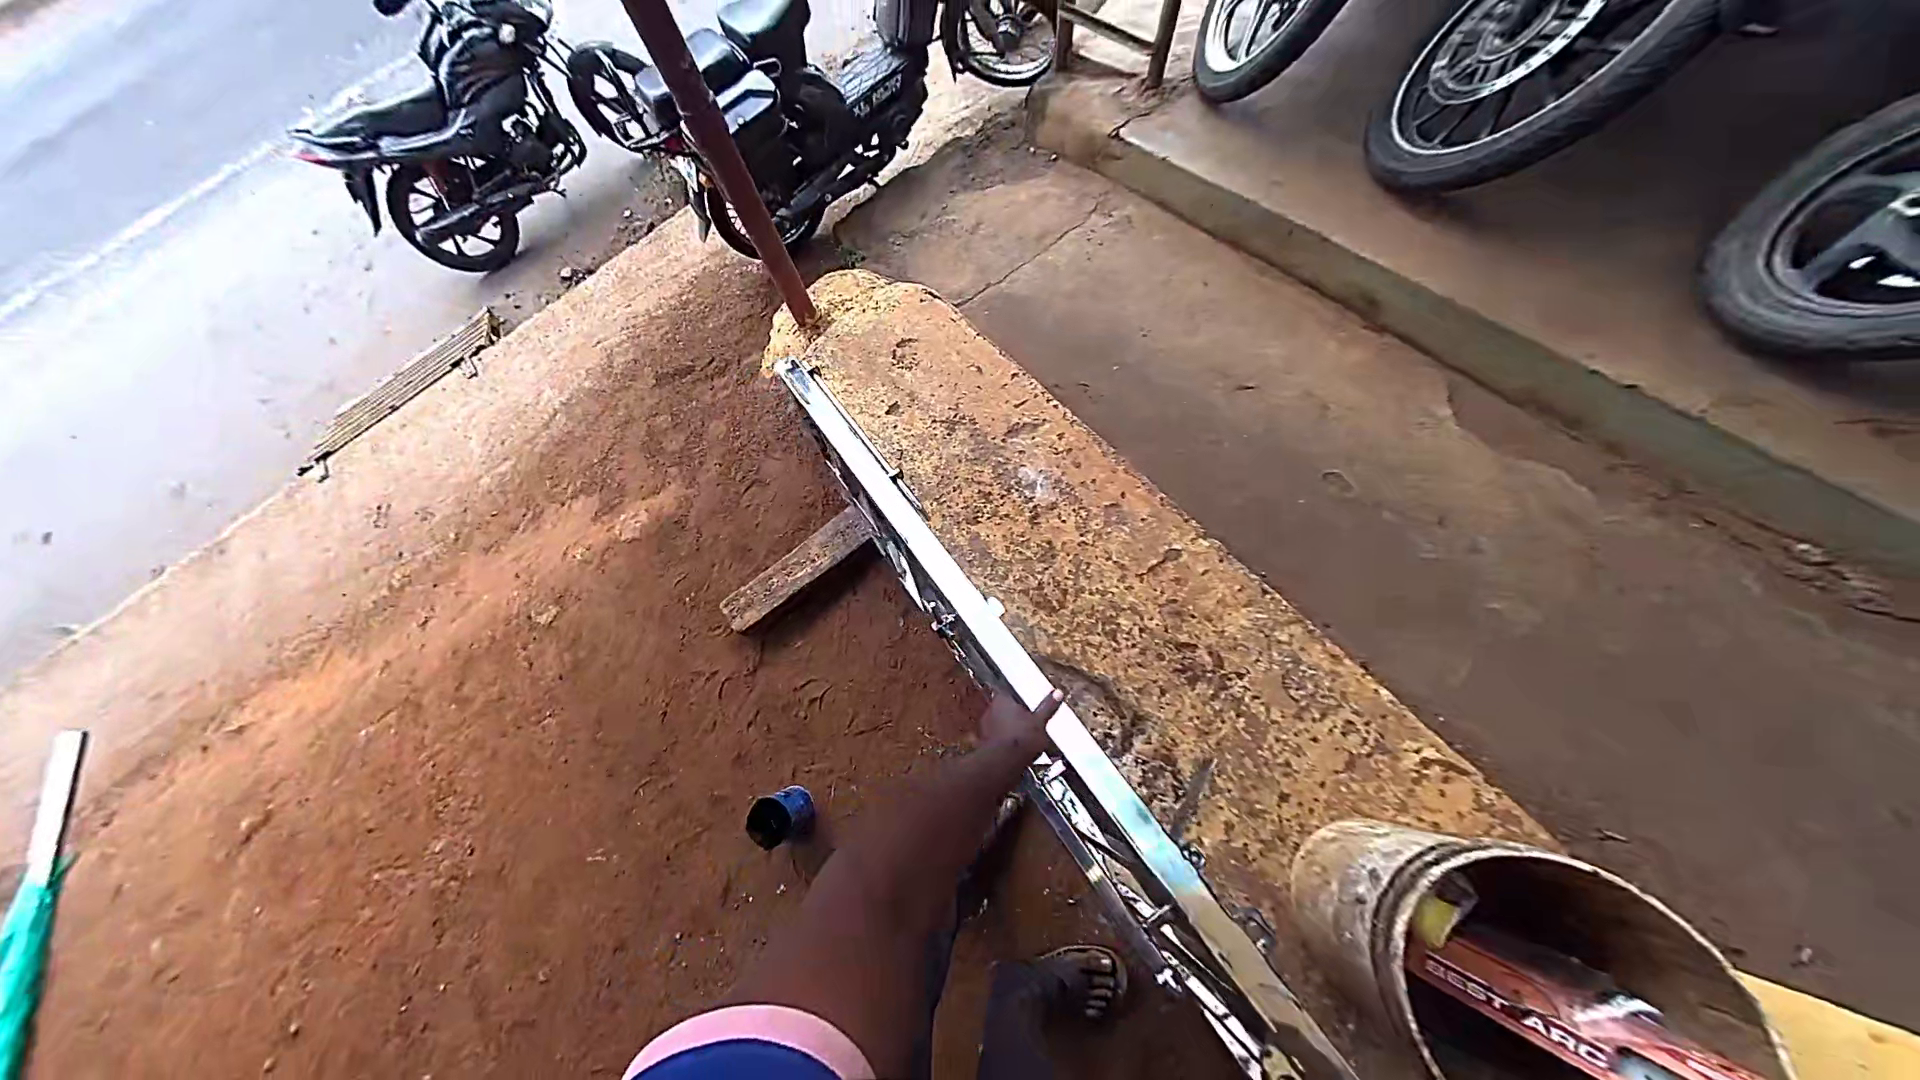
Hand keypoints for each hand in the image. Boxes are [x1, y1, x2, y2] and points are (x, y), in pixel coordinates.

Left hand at [979, 689, 1062, 752]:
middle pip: (1003, 709)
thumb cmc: (1022, 738)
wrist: (1005, 762)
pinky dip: (1003, 742)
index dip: (1019, 703)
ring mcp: (984, 726)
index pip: (1010, 695)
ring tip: (1022, 740)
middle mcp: (990, 709)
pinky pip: (995, 739)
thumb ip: (1048, 706)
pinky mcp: (983, 742)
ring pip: (998, 724)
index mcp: (1003, 699)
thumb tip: (1057, 693)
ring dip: (1007, 730)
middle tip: (1028, 726)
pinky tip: (1014, 750)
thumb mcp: (1040, 721)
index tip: (1028, 710)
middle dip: (1014, 717)